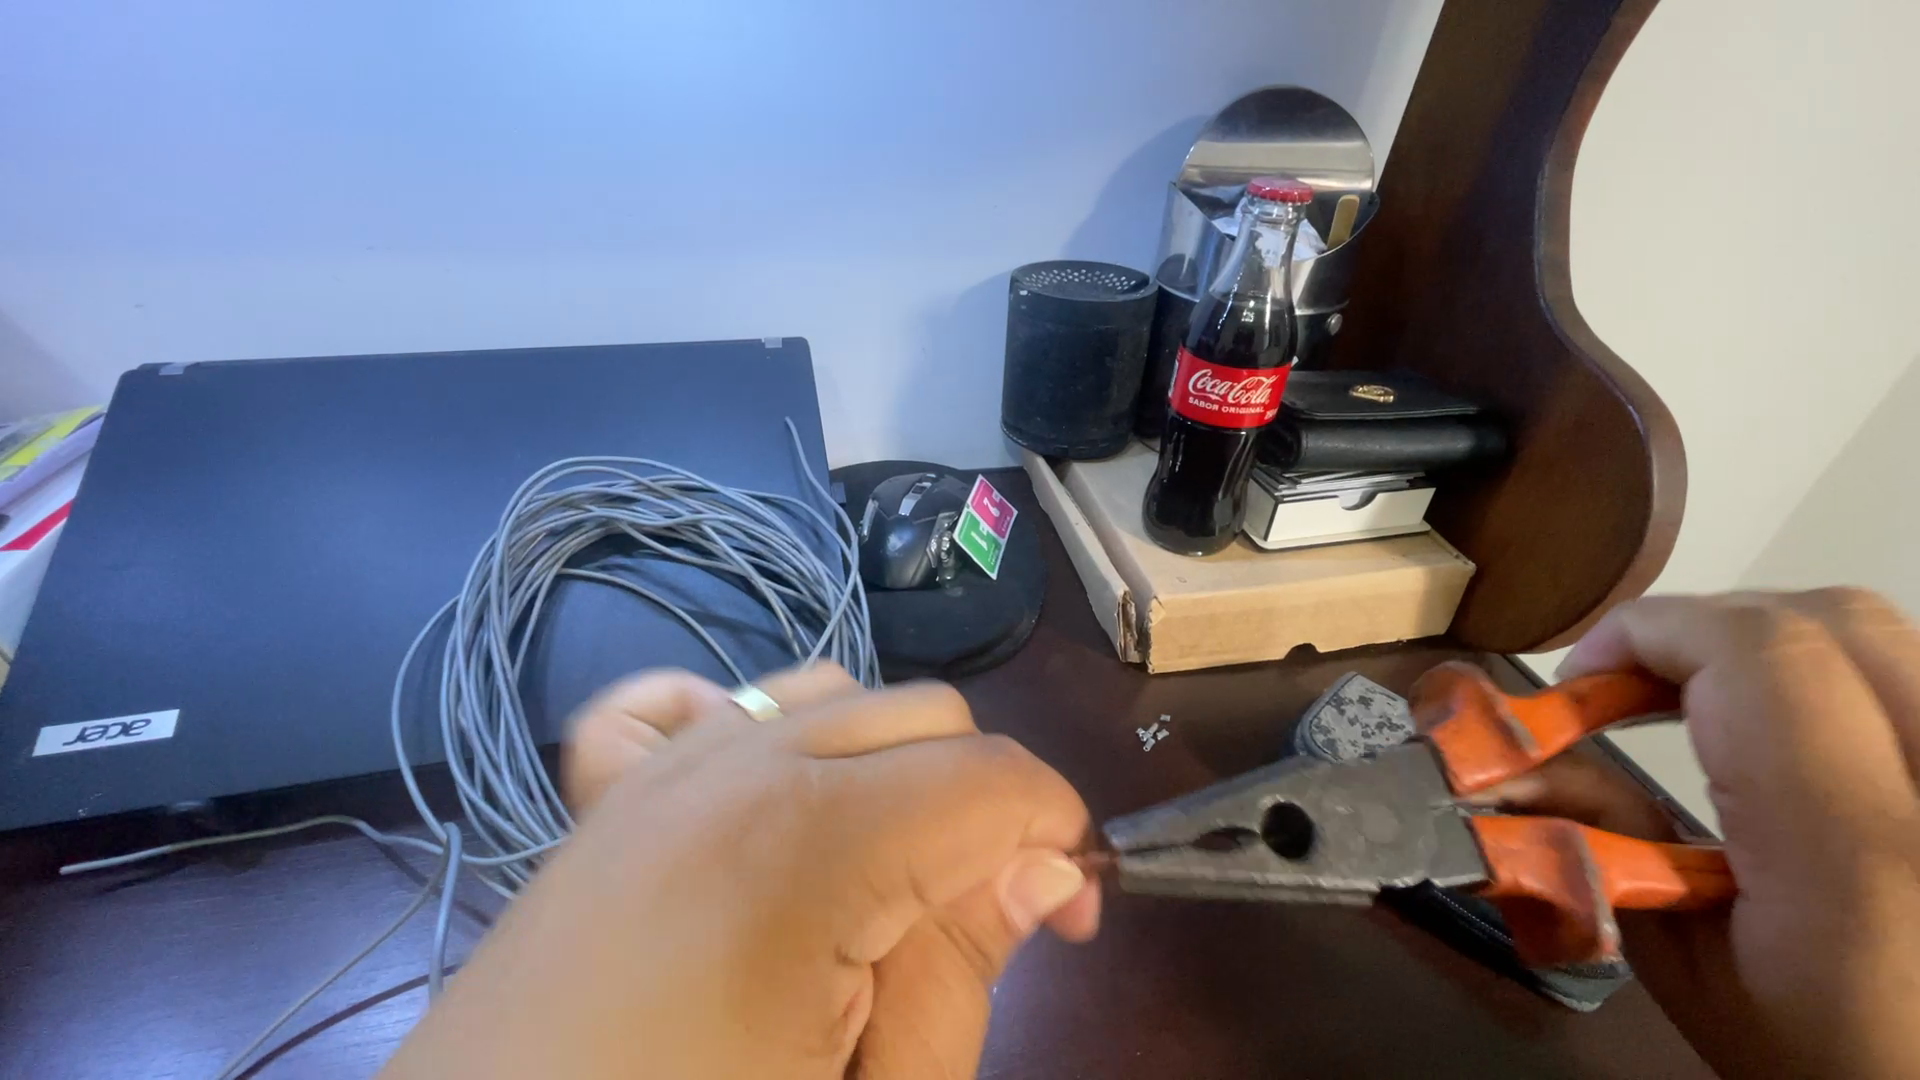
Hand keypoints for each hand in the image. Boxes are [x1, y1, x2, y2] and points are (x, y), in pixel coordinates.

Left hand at [382, 664, 1100, 1079]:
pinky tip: (759, 795)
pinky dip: (745, 724)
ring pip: (833, 694)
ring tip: (880, 865)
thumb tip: (1044, 866)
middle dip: (983, 796)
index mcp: (808, 841)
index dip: (1058, 833)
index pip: (992, 777)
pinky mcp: (606, 795)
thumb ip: (963, 966)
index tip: (1071, 914)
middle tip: (979, 908)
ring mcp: (661, 767)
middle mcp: (736, 765)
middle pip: (924, 714)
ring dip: (886, 760)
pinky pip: (685, 703)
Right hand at [1489, 590, 1919, 1079]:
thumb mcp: (1690, 970)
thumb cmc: (1837, 1064)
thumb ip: (1602, 845)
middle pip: (1827, 618)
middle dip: (1695, 628)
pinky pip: (1911, 673)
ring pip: (1880, 631)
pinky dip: (1826, 672)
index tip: (1582, 684)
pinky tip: (1787, 729)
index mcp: (1860, 854)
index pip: (1756, 655)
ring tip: (1701, 702)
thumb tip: (1517, 763)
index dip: (1646, 632)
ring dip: (1761, 645)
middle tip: (1630, 688)